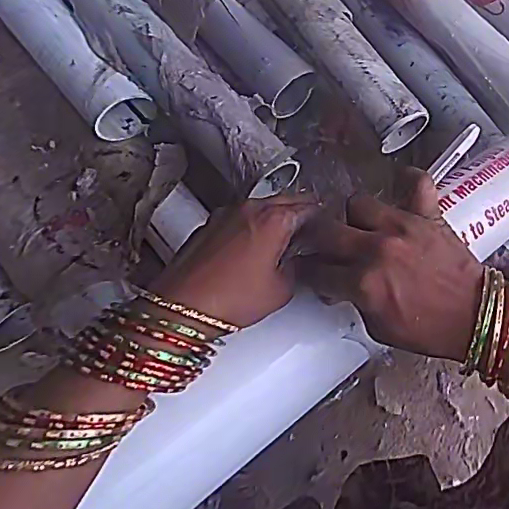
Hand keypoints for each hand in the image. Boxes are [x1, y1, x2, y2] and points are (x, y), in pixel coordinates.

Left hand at [151, 193, 317, 327]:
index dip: (325, 218)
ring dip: (277, 218)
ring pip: (263, 207)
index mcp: (275, 218)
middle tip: (312, 232)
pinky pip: (241, 217)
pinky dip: (253, 226)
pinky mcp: (209, 225)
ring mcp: (226, 213)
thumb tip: (296, 263)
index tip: (328, 229)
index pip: (311, 206)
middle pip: (288, 200)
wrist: (180, 308)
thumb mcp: (281, 289)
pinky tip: (255, 249)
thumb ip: (298, 268)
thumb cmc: (226, 298)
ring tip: (283, 242)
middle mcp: (250, 208)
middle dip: (302, 214)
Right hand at [297, 169, 482, 360]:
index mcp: (364, 283)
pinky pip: (417, 183)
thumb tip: (341, 285)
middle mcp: (379, 249)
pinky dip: (408, 180)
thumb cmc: (433, 327)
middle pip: (325, 230)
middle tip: (324, 245)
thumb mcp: (379, 328)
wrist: (475, 315)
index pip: (316, 270)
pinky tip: (400, 186)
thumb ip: (355, 300)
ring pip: (359, 203)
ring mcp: (404, 227)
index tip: (310, 270)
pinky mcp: (429, 216)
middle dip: (318, 240)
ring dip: (356, 217)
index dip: (308, 272)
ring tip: (362, 227)